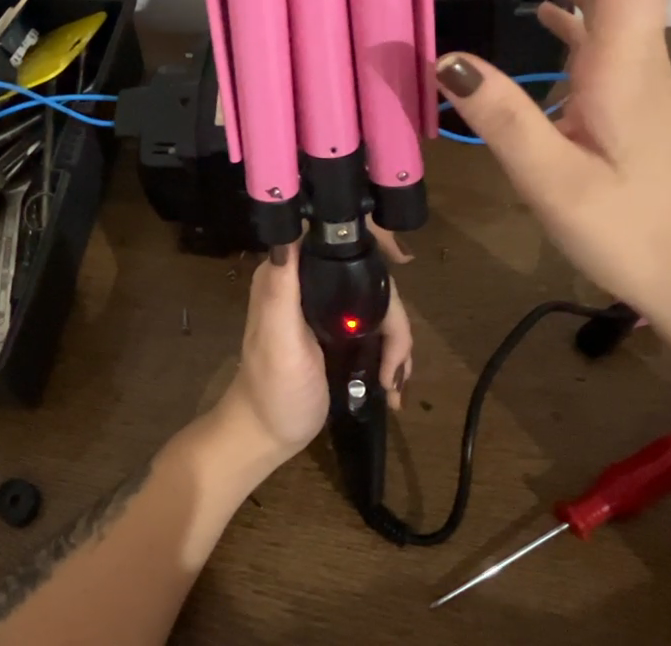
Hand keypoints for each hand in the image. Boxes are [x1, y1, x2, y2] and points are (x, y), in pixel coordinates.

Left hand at [220, 248, 415, 463]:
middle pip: (368, 277)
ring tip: (393, 381)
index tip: (401, 258)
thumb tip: (286, 235)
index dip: (371, 241)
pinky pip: (377, 330)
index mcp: (286, 276)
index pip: (332, 241)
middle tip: (395, 362)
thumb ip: (282, 289)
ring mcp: (324, 311)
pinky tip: (392, 385)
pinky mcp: (338, 335)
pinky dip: (391, 355)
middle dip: (392, 319)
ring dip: (397, 343)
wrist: (270, 435)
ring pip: (378, 307)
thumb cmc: (273, 389)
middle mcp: (304, 286)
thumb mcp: (279, 340)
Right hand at [431, 0, 670, 318]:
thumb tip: (444, 57)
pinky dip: (570, 8)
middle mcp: (637, 63)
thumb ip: (500, 116)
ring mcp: (635, 83)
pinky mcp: (627, 105)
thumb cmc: (628, 234)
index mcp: (625, 69)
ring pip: (612, 3)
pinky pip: (600, 37)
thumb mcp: (553, 180)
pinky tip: (541, 12)